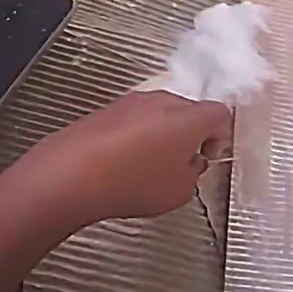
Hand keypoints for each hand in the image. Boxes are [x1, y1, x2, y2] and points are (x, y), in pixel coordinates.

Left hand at [0, 91, 230, 224]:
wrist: (72, 173)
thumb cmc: (130, 182)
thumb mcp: (179, 190)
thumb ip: (194, 172)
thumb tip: (190, 163)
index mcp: (188, 117)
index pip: (220, 114)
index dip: (219, 136)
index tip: (207, 156)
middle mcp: (162, 101)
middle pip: (189, 111)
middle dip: (190, 135)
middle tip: (181, 165)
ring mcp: (132, 102)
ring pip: (159, 114)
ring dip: (161, 135)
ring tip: (149, 169)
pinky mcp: (107, 110)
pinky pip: (133, 120)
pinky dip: (135, 137)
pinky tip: (124, 165)